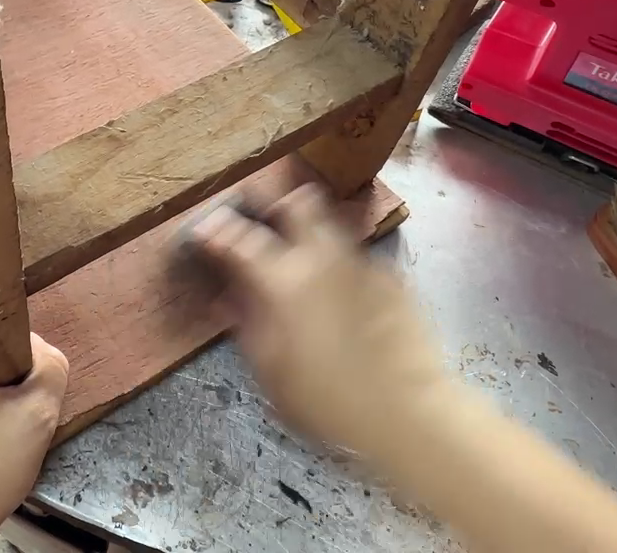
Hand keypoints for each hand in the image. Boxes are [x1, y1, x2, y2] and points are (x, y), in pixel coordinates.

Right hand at [189, 183, 450, 456]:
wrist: (410, 413)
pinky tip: (347, 288)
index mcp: (282, 279)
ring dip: (312, 226)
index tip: (206, 228)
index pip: (239, 238)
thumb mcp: (270, 370)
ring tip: (306, 248)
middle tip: (267, 214)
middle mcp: (320, 257)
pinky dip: (344, 262)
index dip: (218, 229)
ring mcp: (360, 262)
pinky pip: (359, 255)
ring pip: (331, 222)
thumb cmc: (327, 400)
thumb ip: (246, 323)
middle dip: (276, 202)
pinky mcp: (392, 277)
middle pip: (296, 204)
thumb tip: (227, 295)